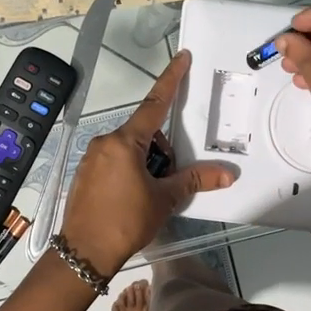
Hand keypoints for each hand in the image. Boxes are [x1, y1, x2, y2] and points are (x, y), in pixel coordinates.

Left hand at [59, 50, 234, 276]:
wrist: (83, 252)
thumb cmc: (125, 221)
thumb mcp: (164, 200)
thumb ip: (194, 181)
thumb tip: (227, 174)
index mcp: (124, 142)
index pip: (154, 104)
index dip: (171, 80)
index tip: (182, 58)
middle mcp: (104, 143)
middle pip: (143, 134)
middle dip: (161, 152)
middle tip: (167, 181)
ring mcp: (91, 159)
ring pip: (129, 150)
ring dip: (146, 165)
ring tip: (149, 196)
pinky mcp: (84, 174)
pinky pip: (114, 163)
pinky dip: (130, 173)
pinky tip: (132, 200)